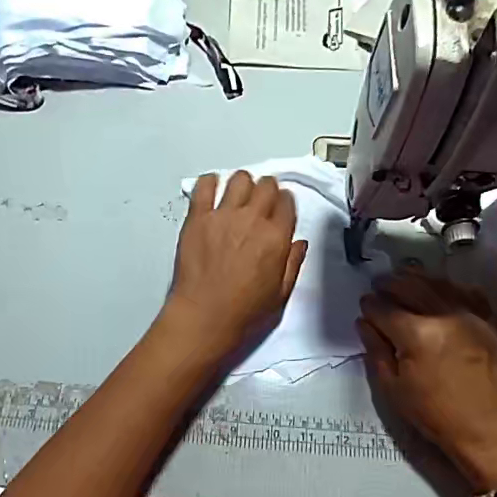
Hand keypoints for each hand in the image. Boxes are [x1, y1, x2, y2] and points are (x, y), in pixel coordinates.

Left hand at [160, 171, 307, 356]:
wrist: (205, 317)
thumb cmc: (243, 312)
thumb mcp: (281, 294)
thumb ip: (293, 263)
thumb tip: (299, 244)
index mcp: (276, 238)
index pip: (287, 202)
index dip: (285, 203)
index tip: (280, 209)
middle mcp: (252, 220)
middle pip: (266, 185)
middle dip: (267, 190)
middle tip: (261, 201)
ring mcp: (223, 216)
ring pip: (239, 179)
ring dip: (243, 184)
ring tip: (238, 196)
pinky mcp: (197, 218)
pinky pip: (204, 186)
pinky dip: (210, 183)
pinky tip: (212, 190)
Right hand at [357, 272, 496, 477]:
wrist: (483, 426)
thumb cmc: (433, 413)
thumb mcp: (392, 387)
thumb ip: (376, 349)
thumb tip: (364, 322)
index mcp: (417, 335)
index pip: (386, 309)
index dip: (371, 305)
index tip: (365, 304)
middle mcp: (444, 316)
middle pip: (411, 287)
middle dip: (391, 284)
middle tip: (378, 284)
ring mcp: (469, 315)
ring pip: (438, 284)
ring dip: (418, 278)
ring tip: (403, 276)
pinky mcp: (486, 321)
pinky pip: (466, 292)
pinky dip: (449, 286)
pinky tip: (439, 287)